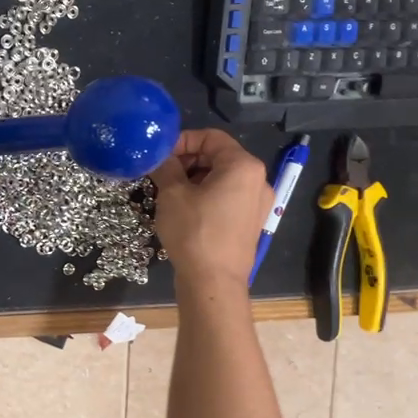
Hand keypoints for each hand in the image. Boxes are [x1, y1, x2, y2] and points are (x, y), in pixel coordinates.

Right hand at [151, 129, 272, 293]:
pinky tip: (184, 210)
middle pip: (218, 156)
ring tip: (169, 194)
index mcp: (242, 166)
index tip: (158, 155)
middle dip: (187, 161)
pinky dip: (205, 195)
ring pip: (221, 178)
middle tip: (160, 175)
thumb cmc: (193, 231)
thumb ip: (165, 168)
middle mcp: (257, 179)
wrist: (213, 279)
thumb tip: (159, 158)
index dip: (182, 141)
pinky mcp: (251, 221)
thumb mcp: (171, 194)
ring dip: (194, 179)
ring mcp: (258, 202)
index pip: (211, 137)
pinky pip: (227, 197)